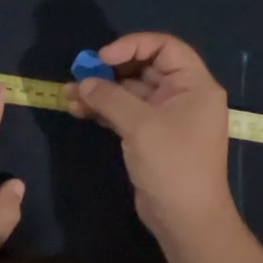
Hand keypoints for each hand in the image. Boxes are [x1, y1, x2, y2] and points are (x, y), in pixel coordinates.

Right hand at [64, 32, 234, 242]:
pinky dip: (103, 110)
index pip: (165, 47)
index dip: (132, 45)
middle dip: (108, 71)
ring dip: (100, 92)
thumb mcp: (140, 125)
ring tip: (68, 96)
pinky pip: (124, 113)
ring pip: (129, 93)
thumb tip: (83, 83)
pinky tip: (79, 110)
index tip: (102, 58)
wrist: (185, 217)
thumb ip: (110, 98)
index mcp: (194, 86)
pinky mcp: (149, 137)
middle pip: (143, 69)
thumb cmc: (172, 164)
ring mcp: (165, 118)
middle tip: (78, 75)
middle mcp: (182, 96)